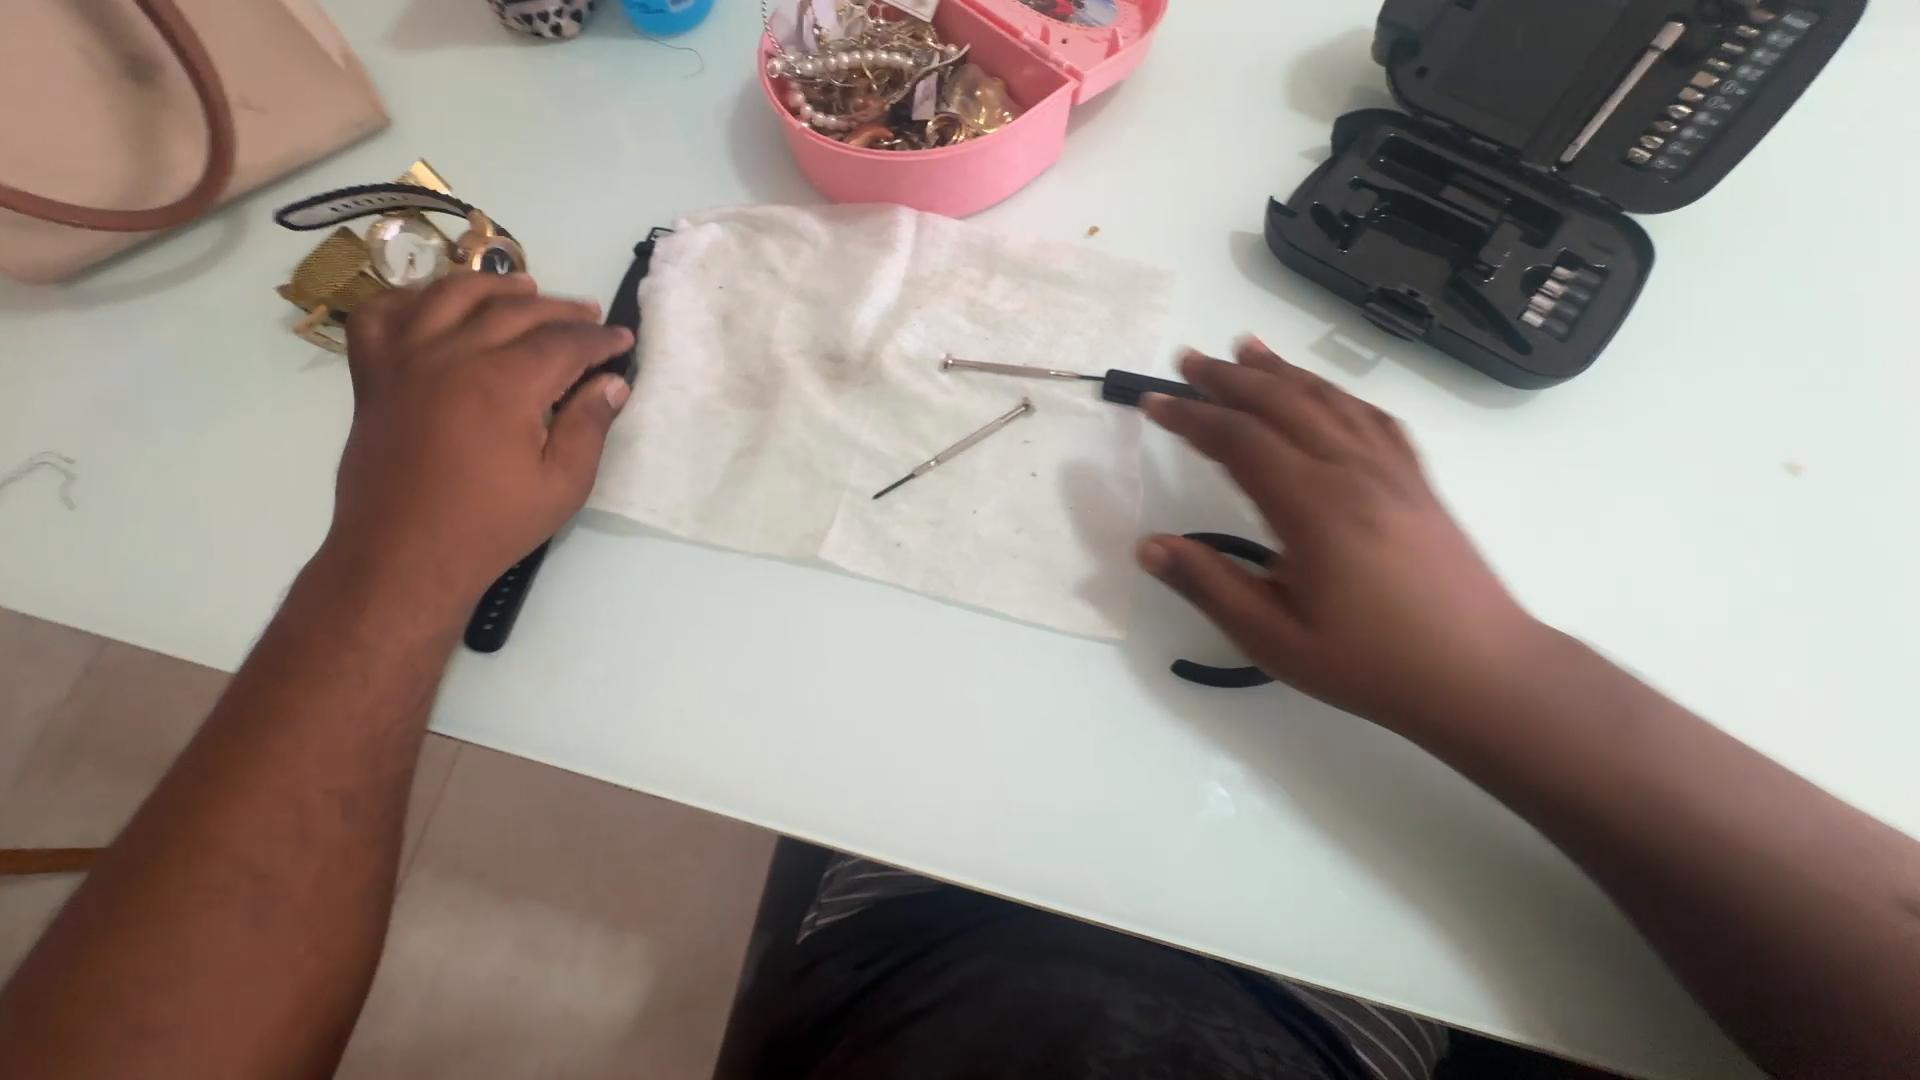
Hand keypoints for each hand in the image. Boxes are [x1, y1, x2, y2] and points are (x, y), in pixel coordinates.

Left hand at [321, 273, 633, 610]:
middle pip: (515, 310)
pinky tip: (438, 304)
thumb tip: (611, 382)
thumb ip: (589, 425)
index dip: (600, 339)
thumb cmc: (492, 524)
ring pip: (451, 295)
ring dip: (495, 286)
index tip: (623, 340)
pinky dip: (413, 298)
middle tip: (590, 317)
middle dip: (561, 309)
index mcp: (504, 384)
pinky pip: (384, 314)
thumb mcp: (563, 484)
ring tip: (526, 287)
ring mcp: (405, 360)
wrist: (404, 554)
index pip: (563, 342)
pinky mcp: (374, 375)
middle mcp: (452, 356)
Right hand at [1138, 340, 1542, 733]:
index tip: (1151, 402)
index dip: (1190, 416)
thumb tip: (1147, 546)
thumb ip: (1207, 584)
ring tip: (1245, 348)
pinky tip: (1322, 390)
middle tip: (1186, 358)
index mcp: (1311, 505)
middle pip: (1281, 403)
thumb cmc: (1369, 661)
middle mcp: (1351, 470)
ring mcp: (1391, 469)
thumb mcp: (1272, 637)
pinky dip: (1335, 392)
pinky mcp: (1416, 479)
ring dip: (1280, 371)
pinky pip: (1370, 417)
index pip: (1238, 439)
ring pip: (1327, 400)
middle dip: (1228, 378)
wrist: (1481, 674)